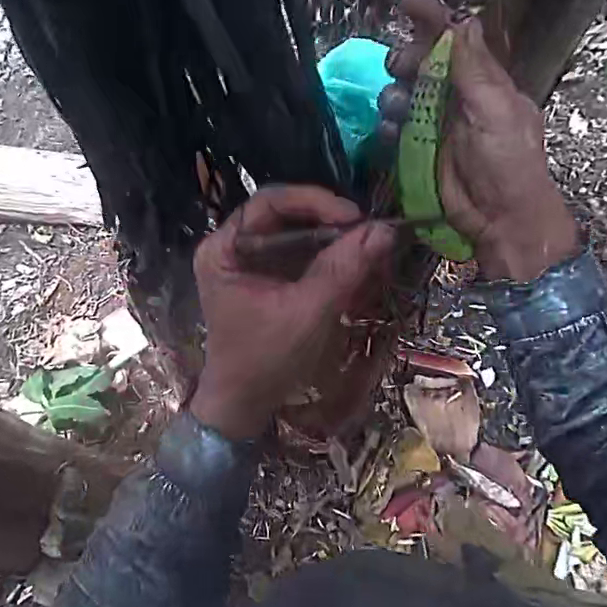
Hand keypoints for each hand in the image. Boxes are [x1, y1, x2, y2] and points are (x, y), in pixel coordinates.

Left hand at [189, 186, 395, 438]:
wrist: (244, 404)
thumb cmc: (265, 360)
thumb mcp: (306, 313)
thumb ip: (342, 270)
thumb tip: (384, 230)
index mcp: (222, 250)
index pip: (268, 203)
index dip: (313, 201)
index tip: (353, 215)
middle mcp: (230, 248)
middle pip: (283, 215)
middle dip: (327, 221)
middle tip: (365, 231)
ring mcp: (247, 263)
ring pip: (295, 234)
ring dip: (331, 239)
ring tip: (365, 248)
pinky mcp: (264, 279)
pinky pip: (297, 255)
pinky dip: (325, 258)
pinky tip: (352, 264)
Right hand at [389, 0, 583, 280]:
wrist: (500, 220)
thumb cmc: (508, 164)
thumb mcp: (496, 110)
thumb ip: (474, 69)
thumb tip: (463, 21)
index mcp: (482, 83)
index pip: (455, 41)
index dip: (433, 20)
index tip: (410, 2)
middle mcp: (456, 99)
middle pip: (421, 64)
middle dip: (406, 60)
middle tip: (401, 68)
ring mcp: (435, 126)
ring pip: (403, 94)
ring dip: (394, 95)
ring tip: (397, 109)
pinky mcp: (417, 152)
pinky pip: (394, 130)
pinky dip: (387, 127)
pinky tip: (390, 133)